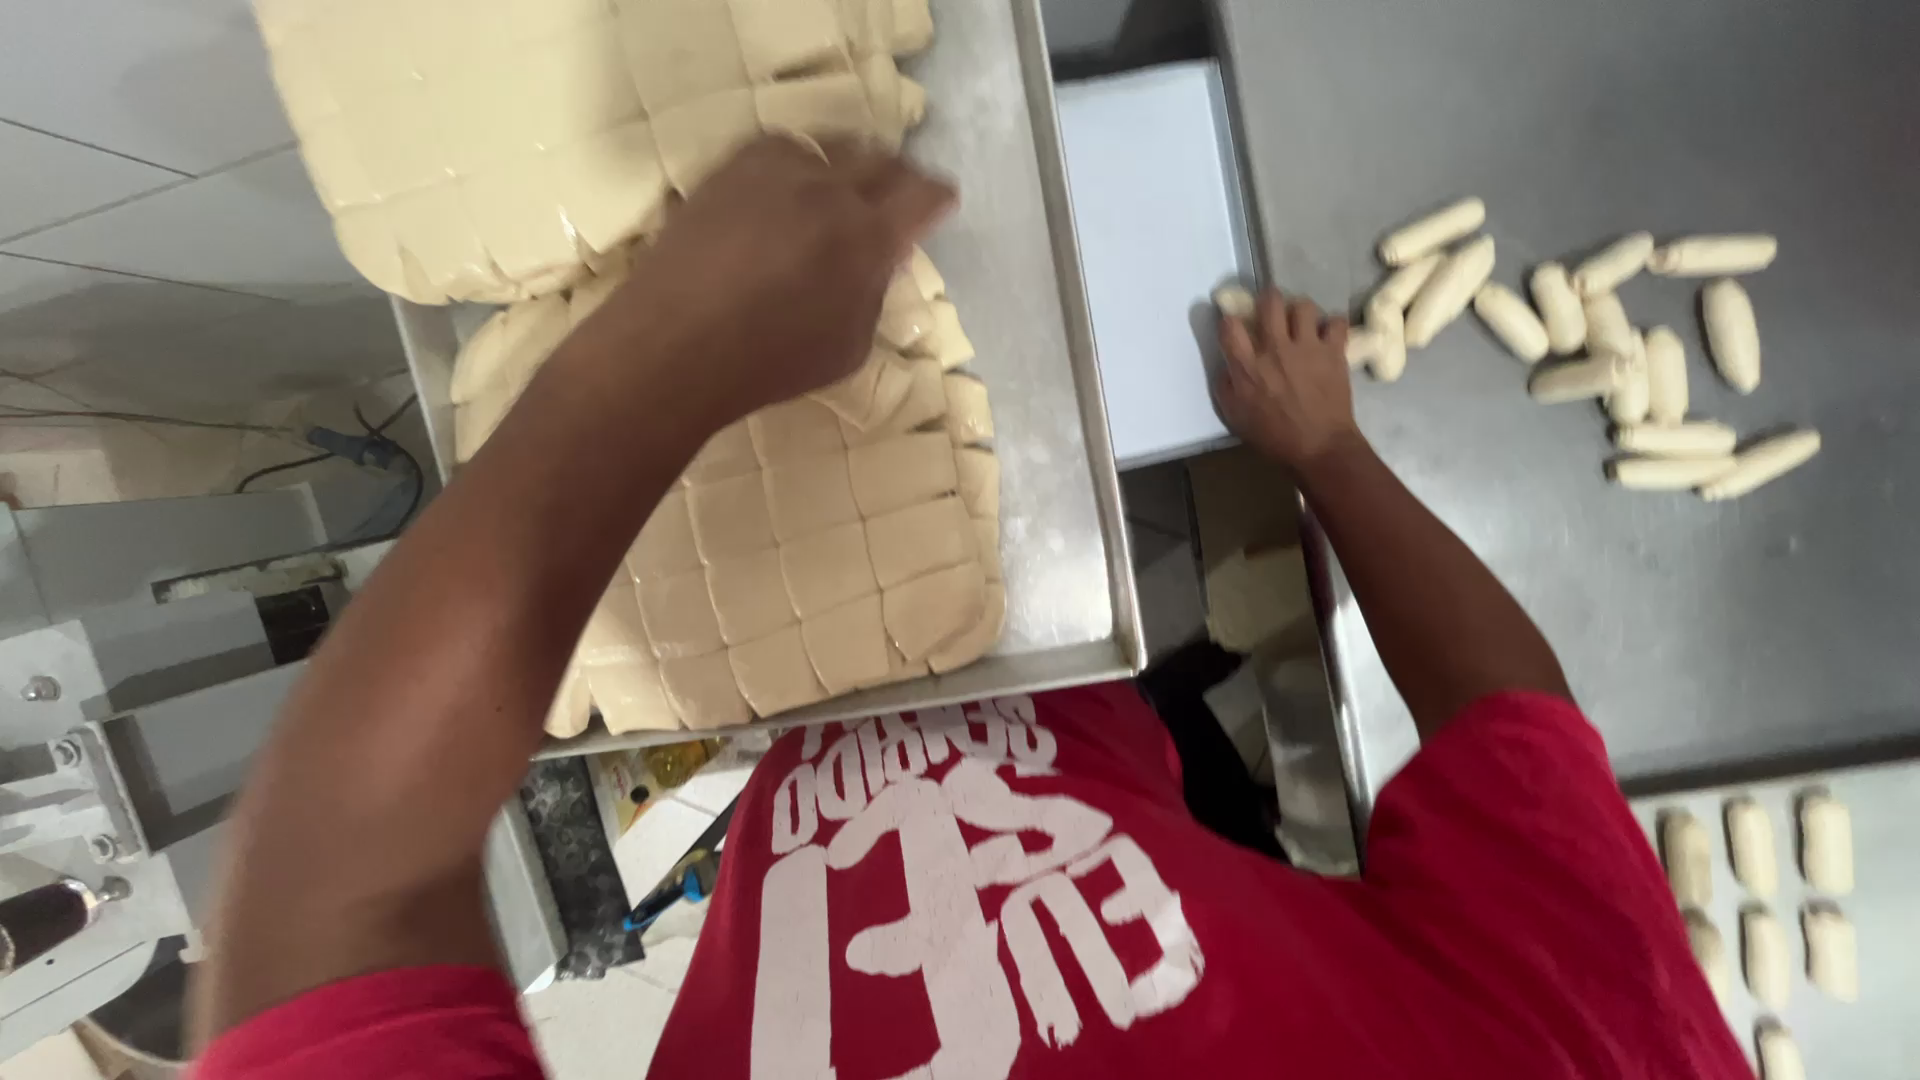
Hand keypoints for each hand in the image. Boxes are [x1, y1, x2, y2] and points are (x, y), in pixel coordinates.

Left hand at [587, 136, 955, 424]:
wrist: (676, 346)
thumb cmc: (772, 363)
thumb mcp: (850, 346)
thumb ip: (873, 293)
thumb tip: (876, 261)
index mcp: (867, 238)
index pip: (921, 198)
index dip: (938, 199)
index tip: (942, 203)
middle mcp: (827, 190)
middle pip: (881, 161)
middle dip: (900, 177)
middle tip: (903, 195)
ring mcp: (775, 172)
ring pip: (831, 147)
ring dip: (851, 165)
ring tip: (848, 186)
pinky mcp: (731, 169)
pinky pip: (782, 149)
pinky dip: (801, 165)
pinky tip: (793, 189)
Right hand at [1213, 288, 1364, 475]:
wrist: (1319, 446)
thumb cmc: (1273, 436)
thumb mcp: (1235, 417)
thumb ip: (1227, 386)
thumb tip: (1228, 366)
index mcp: (1247, 367)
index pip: (1230, 326)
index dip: (1229, 319)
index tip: (1234, 325)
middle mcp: (1275, 349)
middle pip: (1270, 301)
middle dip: (1268, 300)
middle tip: (1270, 311)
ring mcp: (1307, 347)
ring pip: (1303, 305)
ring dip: (1300, 311)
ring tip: (1301, 324)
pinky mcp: (1334, 351)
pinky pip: (1336, 321)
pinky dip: (1332, 325)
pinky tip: (1328, 337)